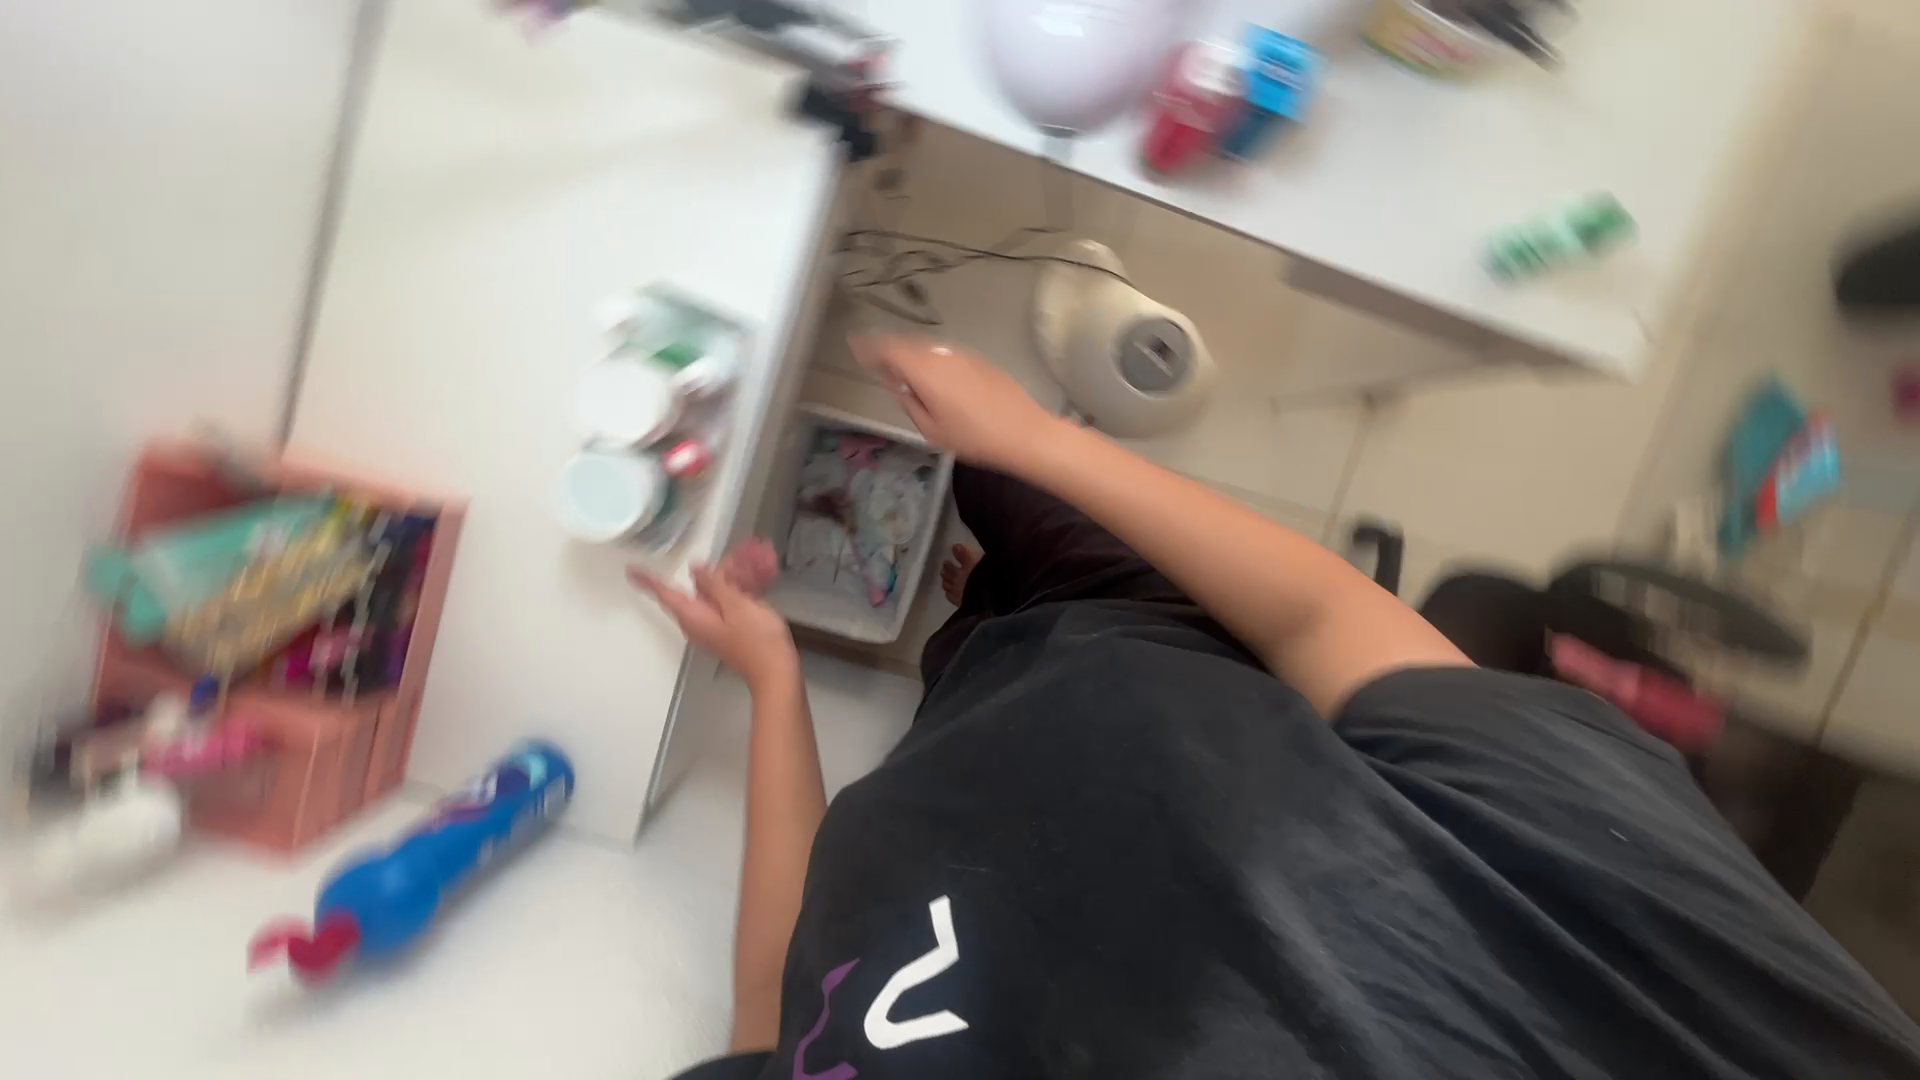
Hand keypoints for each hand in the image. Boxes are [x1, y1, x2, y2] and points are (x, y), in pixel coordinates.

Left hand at [629, 541, 797, 691]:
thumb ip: (714, 585)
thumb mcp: (737, 606)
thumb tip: (694, 570)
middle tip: (742, 547)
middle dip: (719, 566)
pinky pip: (732, 601)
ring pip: (720, 592)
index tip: (631, 570)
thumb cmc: (756, 638)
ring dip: (737, 573)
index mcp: (695, 616)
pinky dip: (745, 586)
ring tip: (759, 552)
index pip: (666, 594)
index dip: (649, 580)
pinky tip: (765, 571)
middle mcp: (700, 621)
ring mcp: (717, 625)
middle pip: (700, 588)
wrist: (776, 671)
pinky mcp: (733, 627)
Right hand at [848, 334, 1063, 472]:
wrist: (1025, 434)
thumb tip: (897, 385)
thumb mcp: (932, 430)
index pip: (889, 349)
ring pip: (928, 349)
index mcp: (925, 370)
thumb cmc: (974, 438)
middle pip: (908, 344)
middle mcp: (943, 354)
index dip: (869, 347)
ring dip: (912, 356)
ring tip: (903, 372)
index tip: (856, 346)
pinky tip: (934, 378)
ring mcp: (964, 355)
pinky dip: (932, 360)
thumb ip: (909, 402)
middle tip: (877, 362)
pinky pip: (946, 355)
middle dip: (890, 351)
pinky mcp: (980, 361)